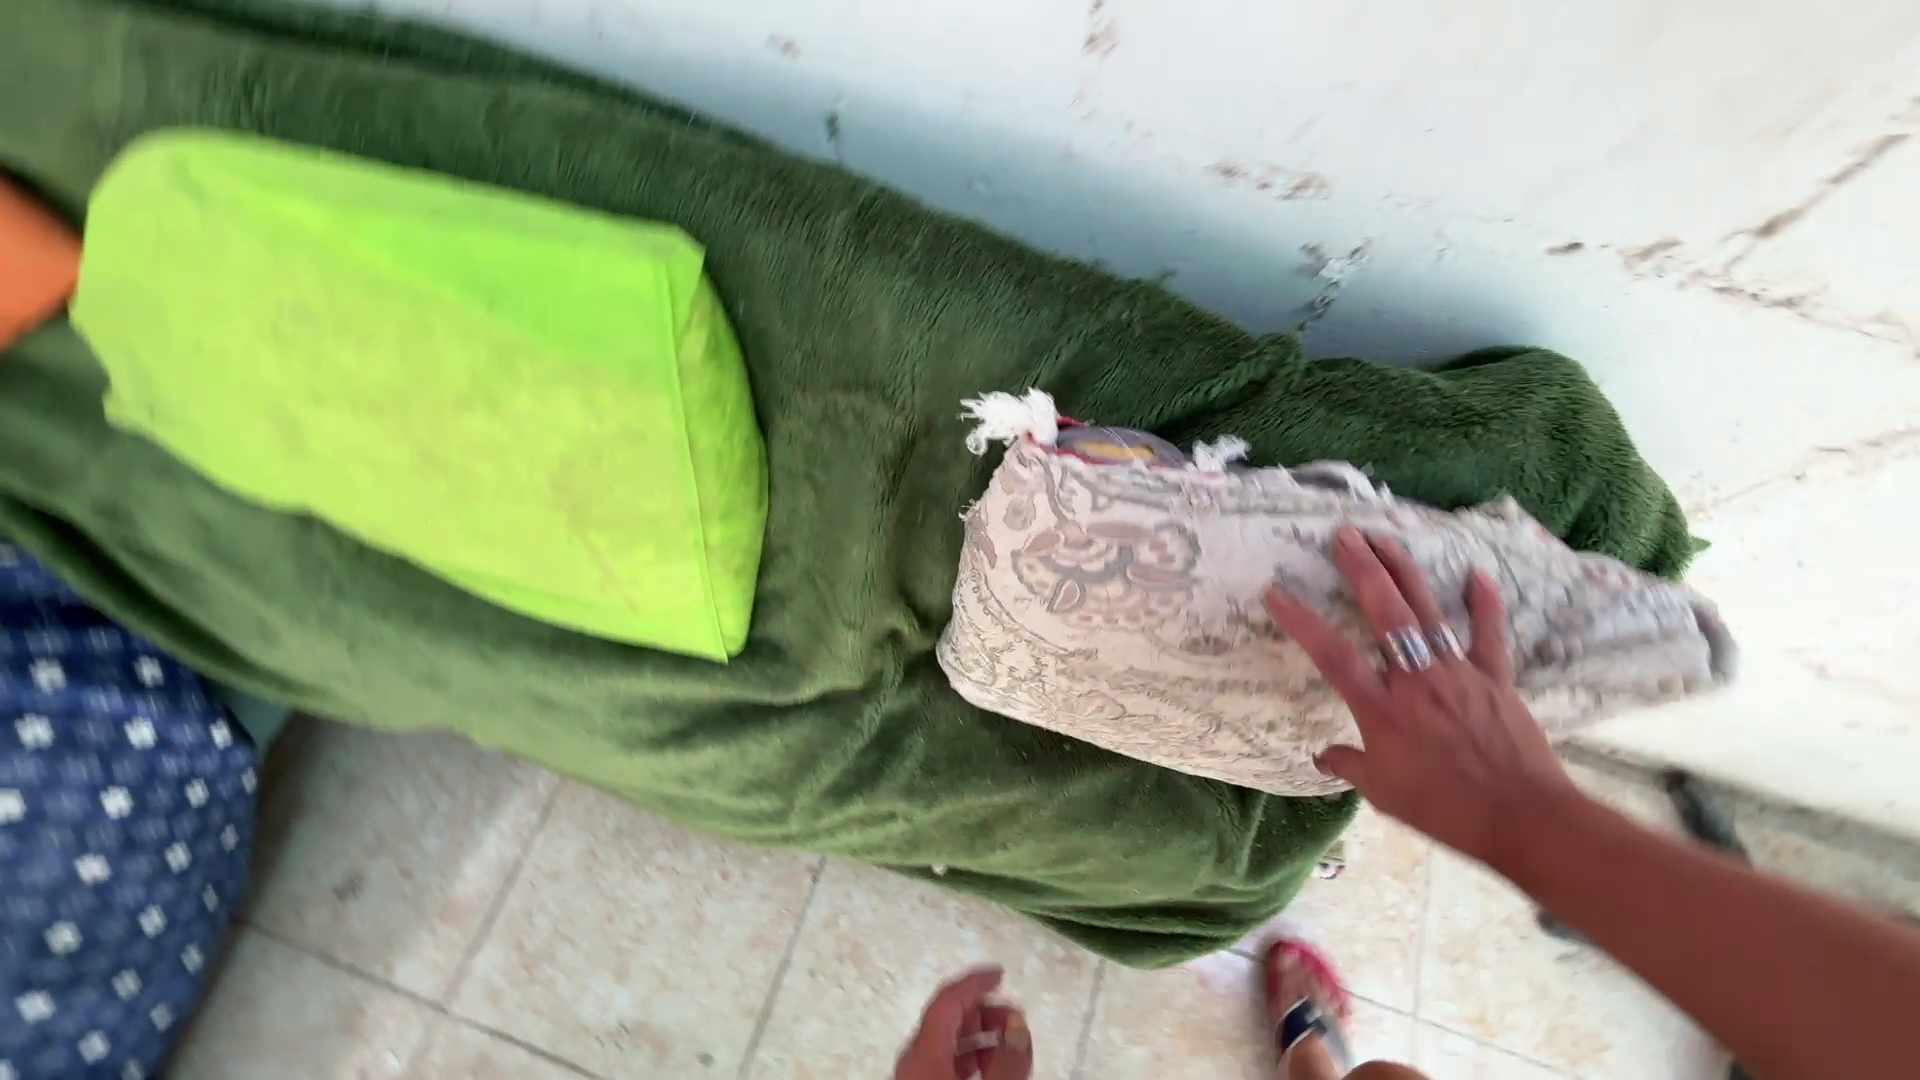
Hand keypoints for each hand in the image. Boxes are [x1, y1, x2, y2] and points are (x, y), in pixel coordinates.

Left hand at [893, 967, 1032, 1079]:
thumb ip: (1007, 1061)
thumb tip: (1019, 1025)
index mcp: (922, 1051)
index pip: (948, 999)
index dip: (975, 980)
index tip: (1001, 972)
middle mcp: (911, 1058)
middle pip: (947, 1018)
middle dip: (984, 1010)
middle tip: (1015, 1018)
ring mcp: (911, 1075)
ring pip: (946, 1042)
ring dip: (979, 1036)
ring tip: (1009, 1047)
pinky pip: (942, 1061)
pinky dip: (967, 1057)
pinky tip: (989, 1068)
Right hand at [1263, 527, 1579, 863]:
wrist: (1524, 819)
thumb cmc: (1444, 808)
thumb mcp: (1383, 792)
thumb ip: (1348, 764)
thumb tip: (1321, 757)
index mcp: (1381, 709)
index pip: (1331, 655)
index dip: (1300, 620)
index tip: (1274, 591)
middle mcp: (1416, 680)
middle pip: (1386, 614)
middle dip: (1363, 570)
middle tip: (1344, 535)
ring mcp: (1458, 674)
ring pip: (1429, 611)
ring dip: (1406, 571)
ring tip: (1385, 539)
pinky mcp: (1495, 679)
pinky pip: (1489, 635)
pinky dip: (1484, 604)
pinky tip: (1476, 574)